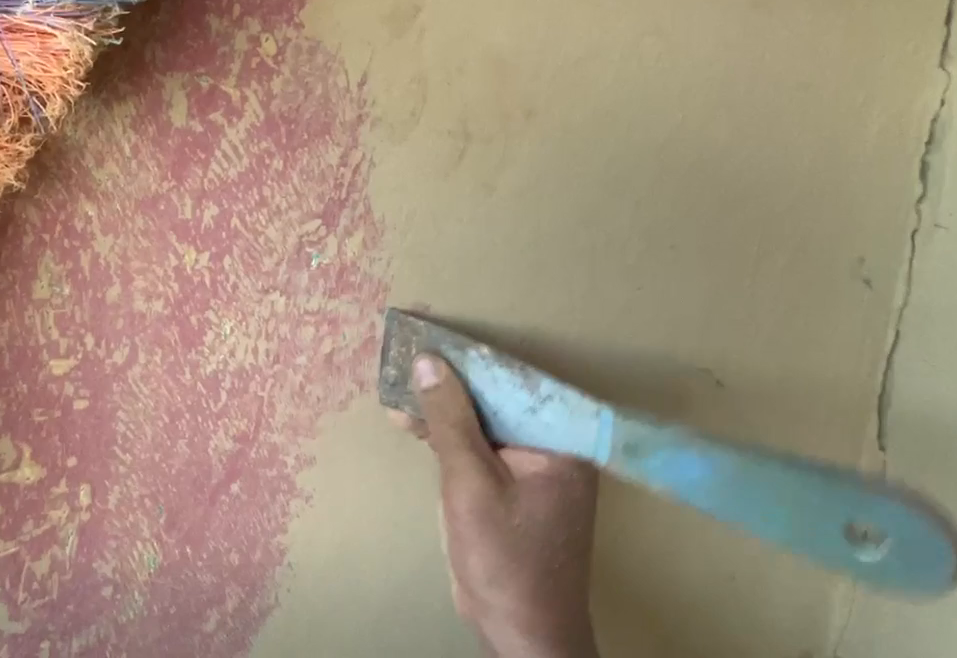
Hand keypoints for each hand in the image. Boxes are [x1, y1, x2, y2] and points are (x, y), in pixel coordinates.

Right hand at [398, 354, 600, 657]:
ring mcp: (529, 470)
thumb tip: (426, 360)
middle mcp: (551, 449)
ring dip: (440, 407)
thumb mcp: (470, 482)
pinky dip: (444, 436)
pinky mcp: (507, 488)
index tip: (430, 330)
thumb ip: (449, 419)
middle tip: (406, 351)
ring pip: (481, 421)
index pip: (516, 381)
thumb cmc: (505, 559)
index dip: (470, 354)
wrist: (521, 635)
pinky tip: (409, 422)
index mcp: (560, 443)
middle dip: (449, 378)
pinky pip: (475, 446)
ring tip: (396, 386)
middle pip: (496, 398)